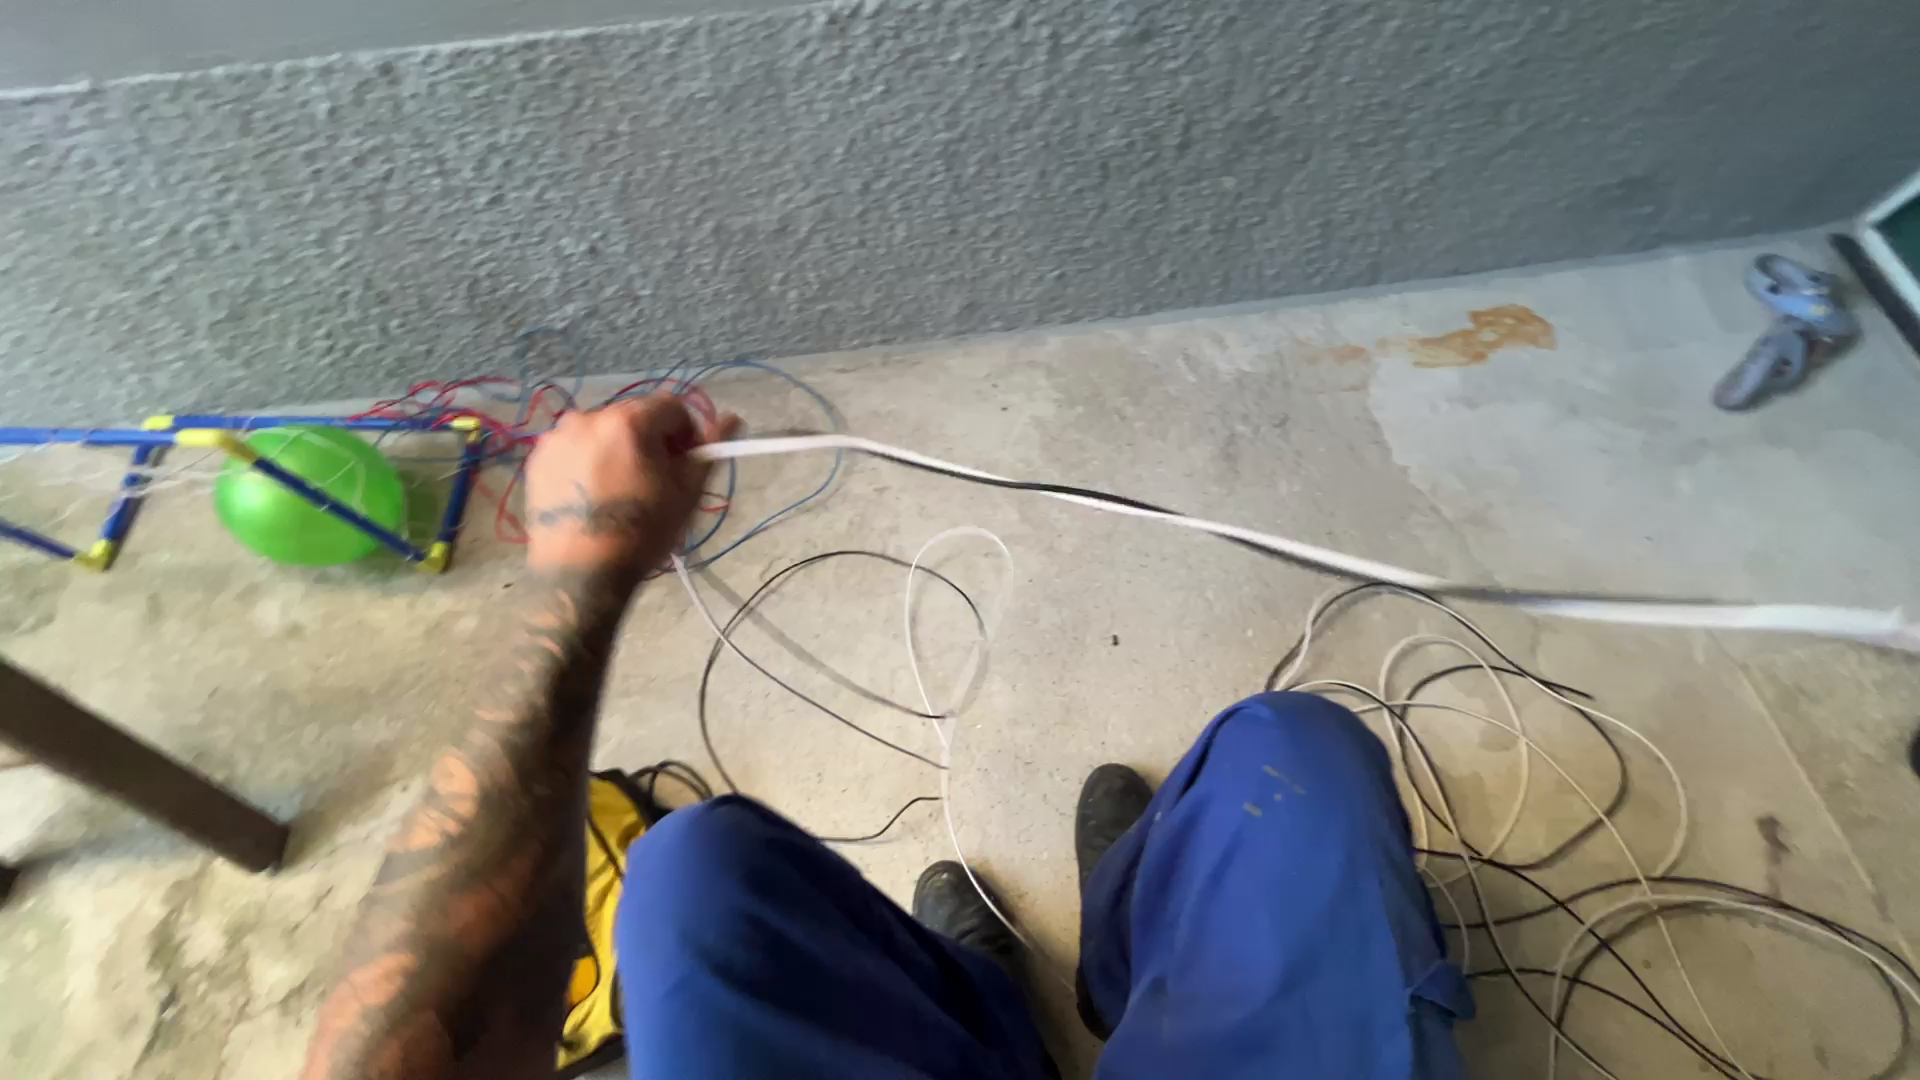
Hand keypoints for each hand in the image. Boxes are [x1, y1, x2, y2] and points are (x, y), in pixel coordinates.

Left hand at [522, 395, 739, 583]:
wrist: (582, 573)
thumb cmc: (643, 531)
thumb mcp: (687, 492)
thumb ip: (709, 450)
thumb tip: (733, 418)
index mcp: (629, 422)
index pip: (672, 407)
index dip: (687, 434)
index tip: (686, 464)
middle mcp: (587, 417)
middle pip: (635, 416)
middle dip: (652, 441)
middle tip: (657, 480)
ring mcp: (556, 438)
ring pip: (604, 432)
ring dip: (620, 450)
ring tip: (623, 490)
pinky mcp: (537, 460)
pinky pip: (576, 449)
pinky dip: (590, 462)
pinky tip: (596, 495)